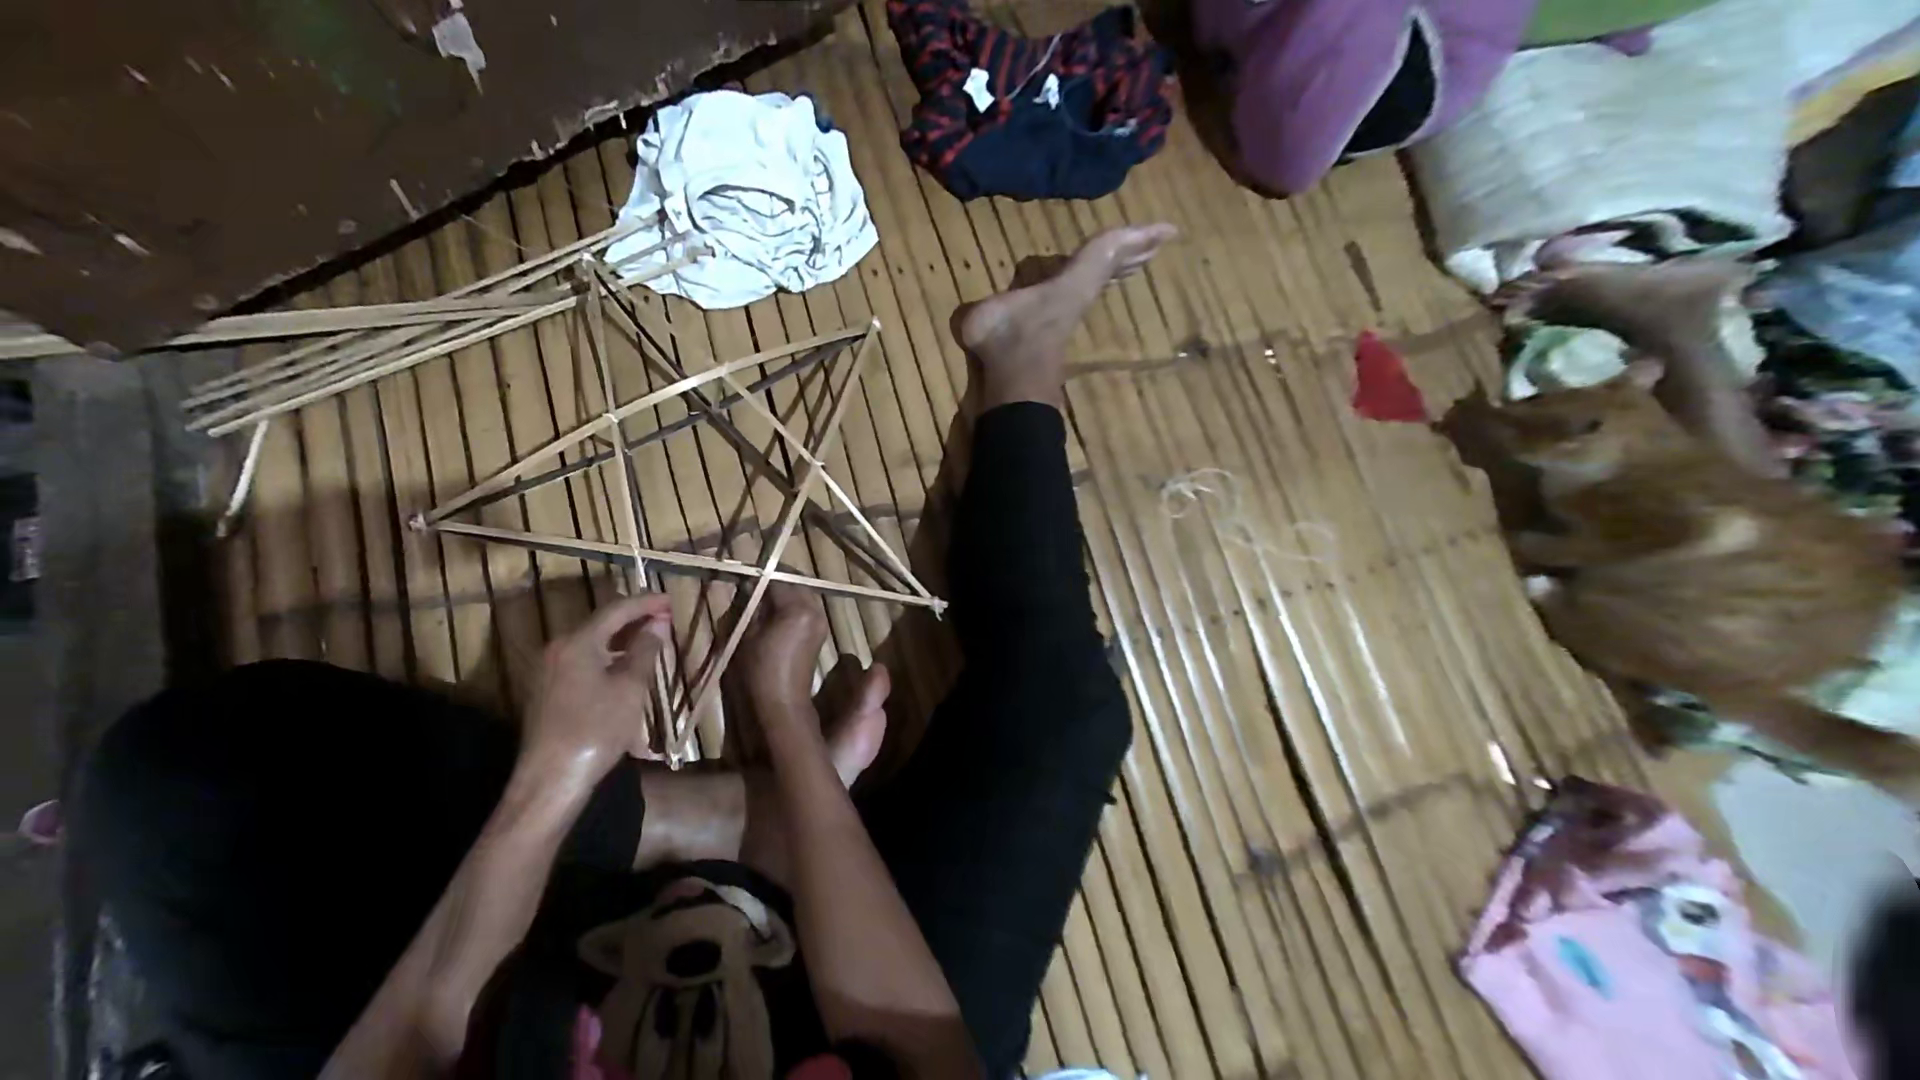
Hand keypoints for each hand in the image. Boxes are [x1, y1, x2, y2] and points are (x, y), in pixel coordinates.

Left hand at [523, 592, 672, 789]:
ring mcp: (550, 671)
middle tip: (665, 616)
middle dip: (634, 618)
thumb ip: (645, 650)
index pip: (616, 611)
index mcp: (577, 643)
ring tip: (652, 639)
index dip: (645, 603)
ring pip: (593, 644)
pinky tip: (627, 667)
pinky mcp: (550, 691)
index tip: (671, 599)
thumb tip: (657, 624)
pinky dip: (609, 657)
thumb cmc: (596, 728)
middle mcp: (558, 649)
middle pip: (601, 624)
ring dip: (623, 639)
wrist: (552, 778)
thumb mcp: (630, 687)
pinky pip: (584, 661)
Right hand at [738, 584, 829, 717]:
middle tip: (752, 580)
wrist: (781, 705)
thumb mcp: (745, 634)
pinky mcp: (819, 633)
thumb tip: (749, 585)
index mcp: (797, 609)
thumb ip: (749, 606)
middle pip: (795, 583)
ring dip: (784, 591)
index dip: (759, 573)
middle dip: (775, 579)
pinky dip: (790, 604)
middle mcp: (815, 610)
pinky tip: (772, 612)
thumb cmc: (758, 671)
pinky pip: (805, 608)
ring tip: (760, 595)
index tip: (743, 571)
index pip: (778, 578)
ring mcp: (820, 622)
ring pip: (802, 594)